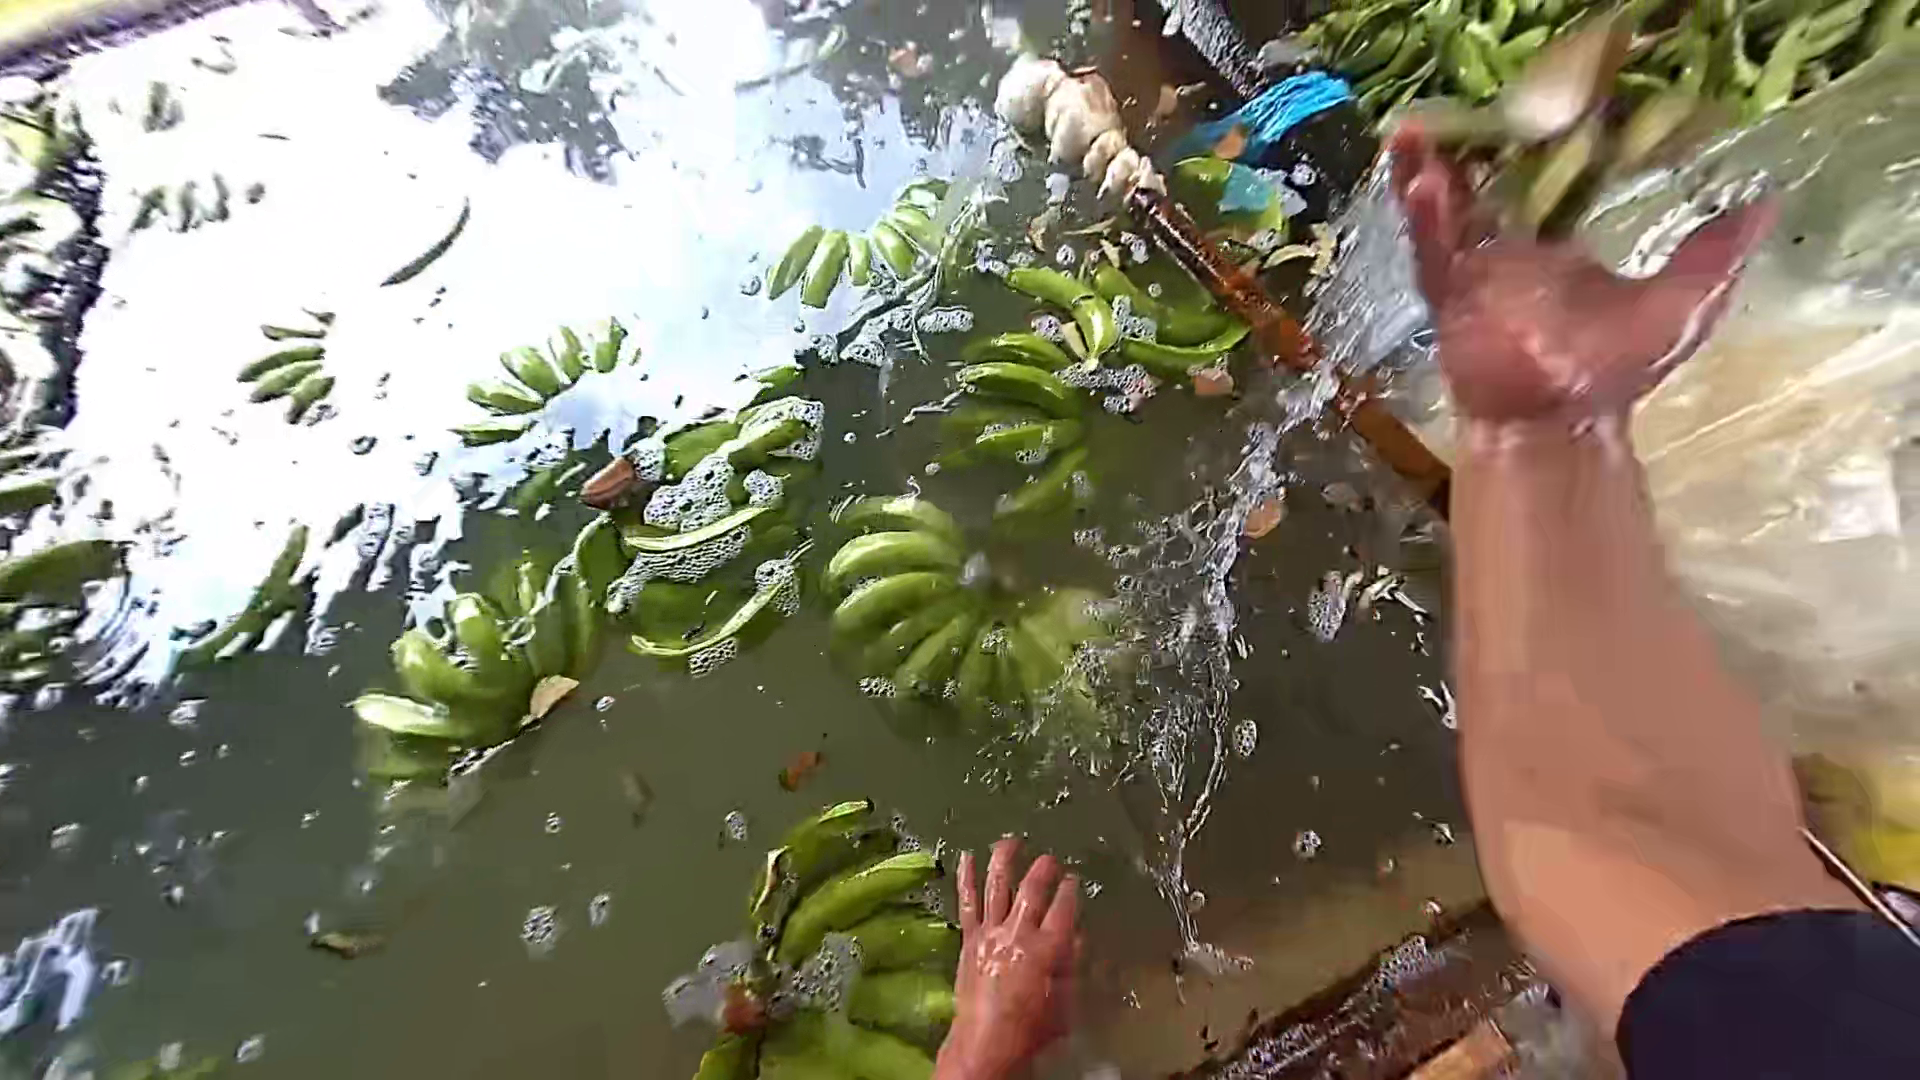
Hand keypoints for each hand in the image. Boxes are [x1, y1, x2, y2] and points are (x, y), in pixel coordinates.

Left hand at [934, 838, 1079, 1079]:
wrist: (984, 1047)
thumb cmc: (1028, 1031)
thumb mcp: (1063, 1005)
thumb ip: (1070, 967)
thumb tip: (1076, 937)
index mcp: (1046, 950)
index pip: (1063, 909)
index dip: (1070, 891)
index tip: (1074, 879)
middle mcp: (1018, 934)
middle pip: (1033, 889)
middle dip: (1044, 869)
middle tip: (1050, 859)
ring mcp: (990, 932)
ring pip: (998, 885)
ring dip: (1005, 859)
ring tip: (1011, 841)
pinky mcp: (970, 937)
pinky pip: (967, 902)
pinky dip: (966, 877)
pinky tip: (966, 856)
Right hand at [1386, 128, 1775, 422]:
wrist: (1555, 420)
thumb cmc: (1610, 371)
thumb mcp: (1683, 302)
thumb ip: (1712, 253)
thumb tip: (1761, 200)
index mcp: (1551, 255)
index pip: (1534, 193)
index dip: (1525, 155)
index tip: (1527, 111)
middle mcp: (1504, 259)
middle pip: (1473, 198)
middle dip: (1455, 159)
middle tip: (1439, 116)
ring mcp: (1471, 279)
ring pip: (1442, 221)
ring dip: (1424, 180)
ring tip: (1410, 135)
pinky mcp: (1448, 300)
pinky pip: (1432, 255)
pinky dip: (1424, 221)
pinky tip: (1419, 183)